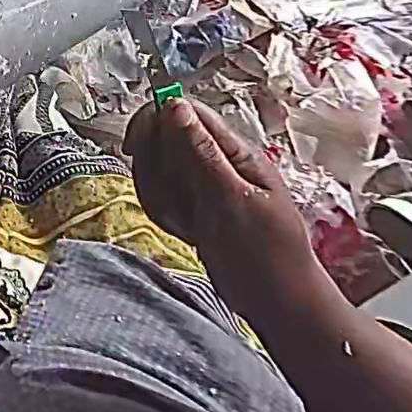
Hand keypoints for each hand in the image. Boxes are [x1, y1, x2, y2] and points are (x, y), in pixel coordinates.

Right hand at [124, 98, 318, 314]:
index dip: (151, 122)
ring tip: (188, 222)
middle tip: (174, 197)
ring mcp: (198, 183)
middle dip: (155, 169)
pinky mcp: (188, 204)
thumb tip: (174, 105)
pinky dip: (162, 213)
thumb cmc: (268, 253)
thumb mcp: (234, 200)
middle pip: (158, 138)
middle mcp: (212, 160)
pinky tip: (186, 232)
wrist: (278, 306)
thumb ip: (201, 152)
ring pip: (152, 169)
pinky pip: (155, 195)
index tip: (133, 147)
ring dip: (160, 196)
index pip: (180, 111)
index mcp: (232, 150)